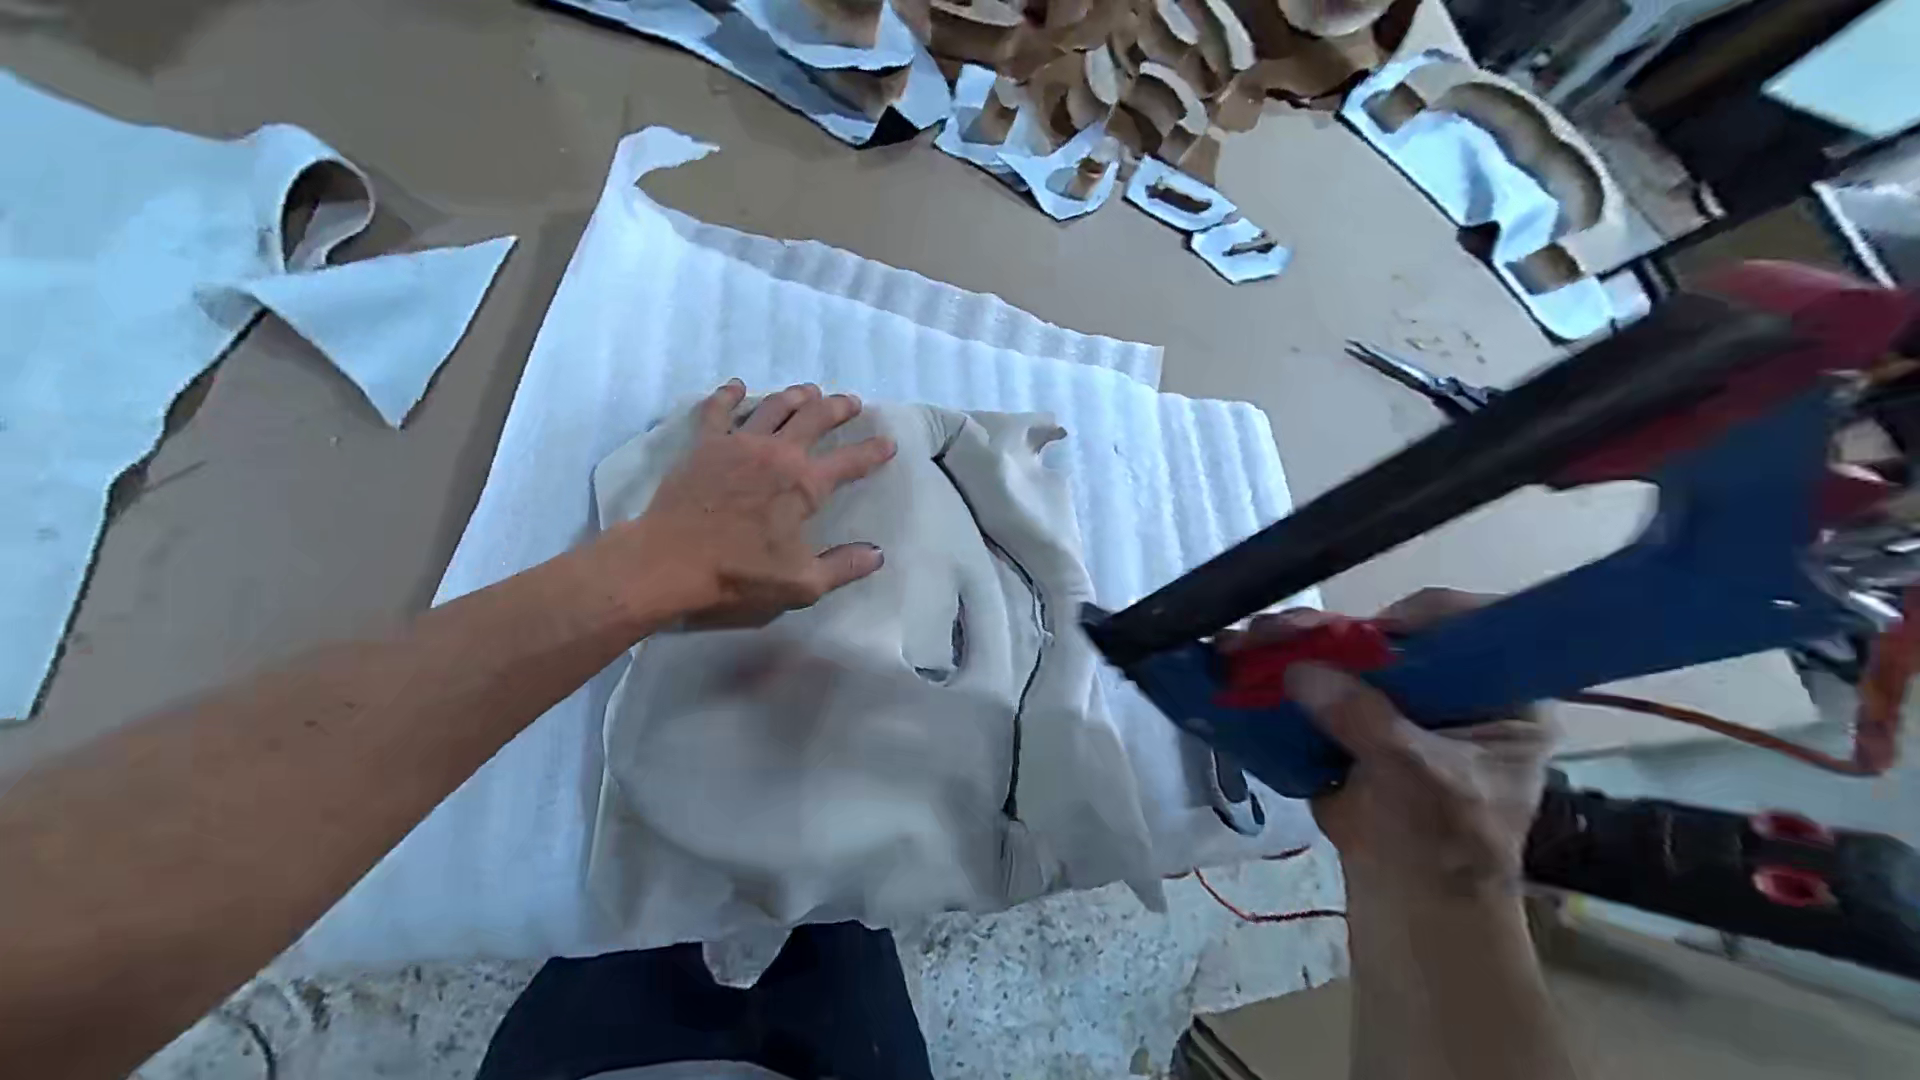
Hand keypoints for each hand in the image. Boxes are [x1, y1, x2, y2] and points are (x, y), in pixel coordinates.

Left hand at [606, 380, 897, 628]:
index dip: (873, 451)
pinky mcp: (705, 445)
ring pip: (774, 406)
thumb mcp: (801, 583)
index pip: (851, 461)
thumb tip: (877, 554)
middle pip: (815, 418)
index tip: (887, 443)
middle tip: (852, 402)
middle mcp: (777, 453)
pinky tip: (737, 385)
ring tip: (809, 391)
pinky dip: (729, 395)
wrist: (667, 564)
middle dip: (838, 407)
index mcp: (804, 485)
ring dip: (796, 396)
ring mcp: (738, 444)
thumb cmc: (738, 575)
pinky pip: (718, 410)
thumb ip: (843, 566)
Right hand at [1222, 589, 1552, 899]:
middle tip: (1277, 629)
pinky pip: (1315, 679)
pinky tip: (1244, 657)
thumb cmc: (1443, 844)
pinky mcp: (1350, 710)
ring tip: (1247, 639)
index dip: (1418, 620)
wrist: (1406, 896)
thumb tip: (1299, 671)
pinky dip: (1279, 668)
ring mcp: (1393, 695)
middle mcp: (1447, 684)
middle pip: (1388, 637)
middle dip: (1329, 631)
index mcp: (1497, 696)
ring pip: (1343, 654)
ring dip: (1292, 643)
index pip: (1467, 631)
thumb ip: (1366, 721)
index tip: (1366, 632)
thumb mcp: (1421, 779)